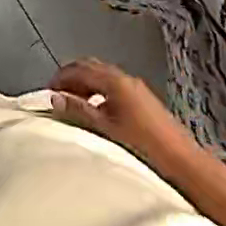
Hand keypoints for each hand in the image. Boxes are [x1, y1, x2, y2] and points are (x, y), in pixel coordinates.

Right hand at [49, 59, 199, 171]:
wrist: (179, 159)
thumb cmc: (140, 142)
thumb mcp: (104, 127)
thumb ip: (79, 110)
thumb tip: (55, 97)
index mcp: (114, 79)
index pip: (81, 68)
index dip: (62, 76)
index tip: (47, 90)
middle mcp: (124, 77)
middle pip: (92, 67)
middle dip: (72, 76)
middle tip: (56, 93)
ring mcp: (135, 87)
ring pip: (102, 76)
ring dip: (84, 83)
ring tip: (71, 102)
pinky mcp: (141, 99)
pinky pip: (112, 85)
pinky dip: (97, 90)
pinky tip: (93, 109)